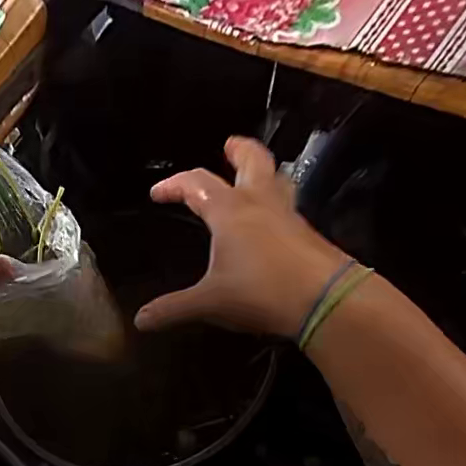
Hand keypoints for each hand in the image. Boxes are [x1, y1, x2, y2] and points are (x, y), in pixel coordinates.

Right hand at [134, 137, 355, 338]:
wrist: (324, 299)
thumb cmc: (260, 292)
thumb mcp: (208, 303)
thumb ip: (173, 309)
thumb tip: (140, 321)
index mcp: (230, 212)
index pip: (196, 185)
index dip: (174, 186)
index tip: (158, 193)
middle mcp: (260, 204)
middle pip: (252, 161)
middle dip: (238, 151)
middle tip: (229, 145)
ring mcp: (288, 216)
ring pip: (276, 180)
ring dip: (262, 172)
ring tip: (253, 176)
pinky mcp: (307, 234)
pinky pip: (287, 208)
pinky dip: (274, 205)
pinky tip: (270, 223)